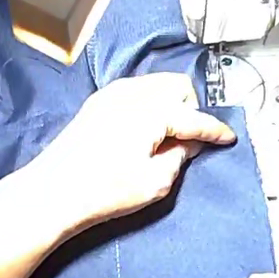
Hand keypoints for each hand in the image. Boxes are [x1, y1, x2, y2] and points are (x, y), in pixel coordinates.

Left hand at [9, 73, 236, 240]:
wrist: (52, 192)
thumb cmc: (99, 191)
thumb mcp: (155, 182)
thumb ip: (180, 157)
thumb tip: (190, 144)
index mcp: (151, 111)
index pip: (195, 117)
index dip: (215, 130)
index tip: (226, 137)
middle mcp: (132, 94)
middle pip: (178, 87)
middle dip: (191, 108)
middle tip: (191, 138)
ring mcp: (111, 94)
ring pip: (156, 85)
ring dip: (169, 104)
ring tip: (166, 136)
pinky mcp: (97, 102)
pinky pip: (134, 91)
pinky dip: (148, 104)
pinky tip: (144, 131)